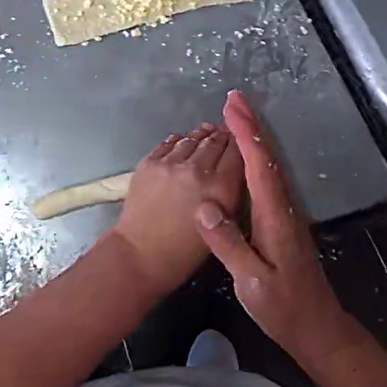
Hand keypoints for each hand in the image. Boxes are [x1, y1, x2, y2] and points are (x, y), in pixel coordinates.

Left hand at [110, 123, 244, 293]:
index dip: (241, 143)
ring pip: (192, 139)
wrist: (143, 252)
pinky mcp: (149, 161)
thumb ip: (232, 192)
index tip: (243, 140)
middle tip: (226, 134)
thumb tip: (235, 166)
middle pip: (215, 142)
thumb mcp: (223, 223)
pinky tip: (183, 142)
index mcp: (220, 189)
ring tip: (207, 134)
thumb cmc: (188, 250)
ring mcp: (170, 163)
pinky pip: (169, 142)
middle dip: (222, 137)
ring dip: (201, 136)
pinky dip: (180, 141)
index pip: (238, 153)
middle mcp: (196, 170)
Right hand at [196, 91, 352, 357]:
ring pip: (269, 166)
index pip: (259, 166)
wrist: (320, 333)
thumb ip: (228, 244)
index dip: (245, 133)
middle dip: (250, 125)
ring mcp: (284, 215)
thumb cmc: (286, 310)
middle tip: (234, 98)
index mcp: (275, 218)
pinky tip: (243, 156)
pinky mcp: (281, 223)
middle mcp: (283, 209)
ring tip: (235, 116)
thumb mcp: (252, 283)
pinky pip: (265, 178)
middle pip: (267, 158)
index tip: (231, 106)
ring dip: (252, 138)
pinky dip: (254, 157)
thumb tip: (204, 205)